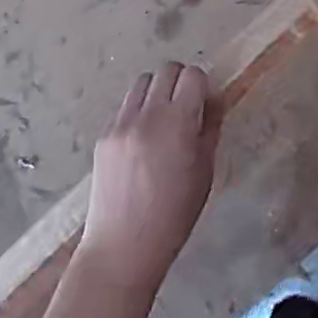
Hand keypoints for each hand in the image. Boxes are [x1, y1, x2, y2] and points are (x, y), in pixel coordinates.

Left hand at [75, 62, 221, 294]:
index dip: (203, 85)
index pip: (193, 75)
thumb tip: (213, 99)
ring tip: (163, 120)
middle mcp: (147, 114)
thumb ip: (210, 128)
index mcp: (177, 123)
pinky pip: (126, 107)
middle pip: (167, 69)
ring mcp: (121, 123)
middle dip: (181, 81)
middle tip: (187, 107)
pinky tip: (143, 142)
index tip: (205, 103)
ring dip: (158, 91)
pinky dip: (139, 112)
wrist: (123, 248)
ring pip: (143, 82)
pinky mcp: (104, 135)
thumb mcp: (204, 172)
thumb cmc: (174, 216)